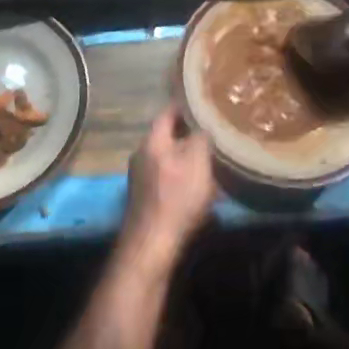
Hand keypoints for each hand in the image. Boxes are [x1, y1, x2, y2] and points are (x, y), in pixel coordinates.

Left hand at [122, 108, 215, 260]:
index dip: (185, 106)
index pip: (167, 112)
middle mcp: (140, 154)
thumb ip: (201, 138)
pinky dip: (179, 175)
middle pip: (166, 136)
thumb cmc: (177, 198)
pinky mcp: (143, 197)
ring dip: (184, 157)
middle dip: (187, 134)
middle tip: (210, 133)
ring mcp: (138, 177)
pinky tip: (195, 187)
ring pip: (166, 157)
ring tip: (207, 160)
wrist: (152, 244)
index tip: (203, 104)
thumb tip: (203, 125)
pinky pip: (164, 176)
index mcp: (152, 141)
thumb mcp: (198, 162)